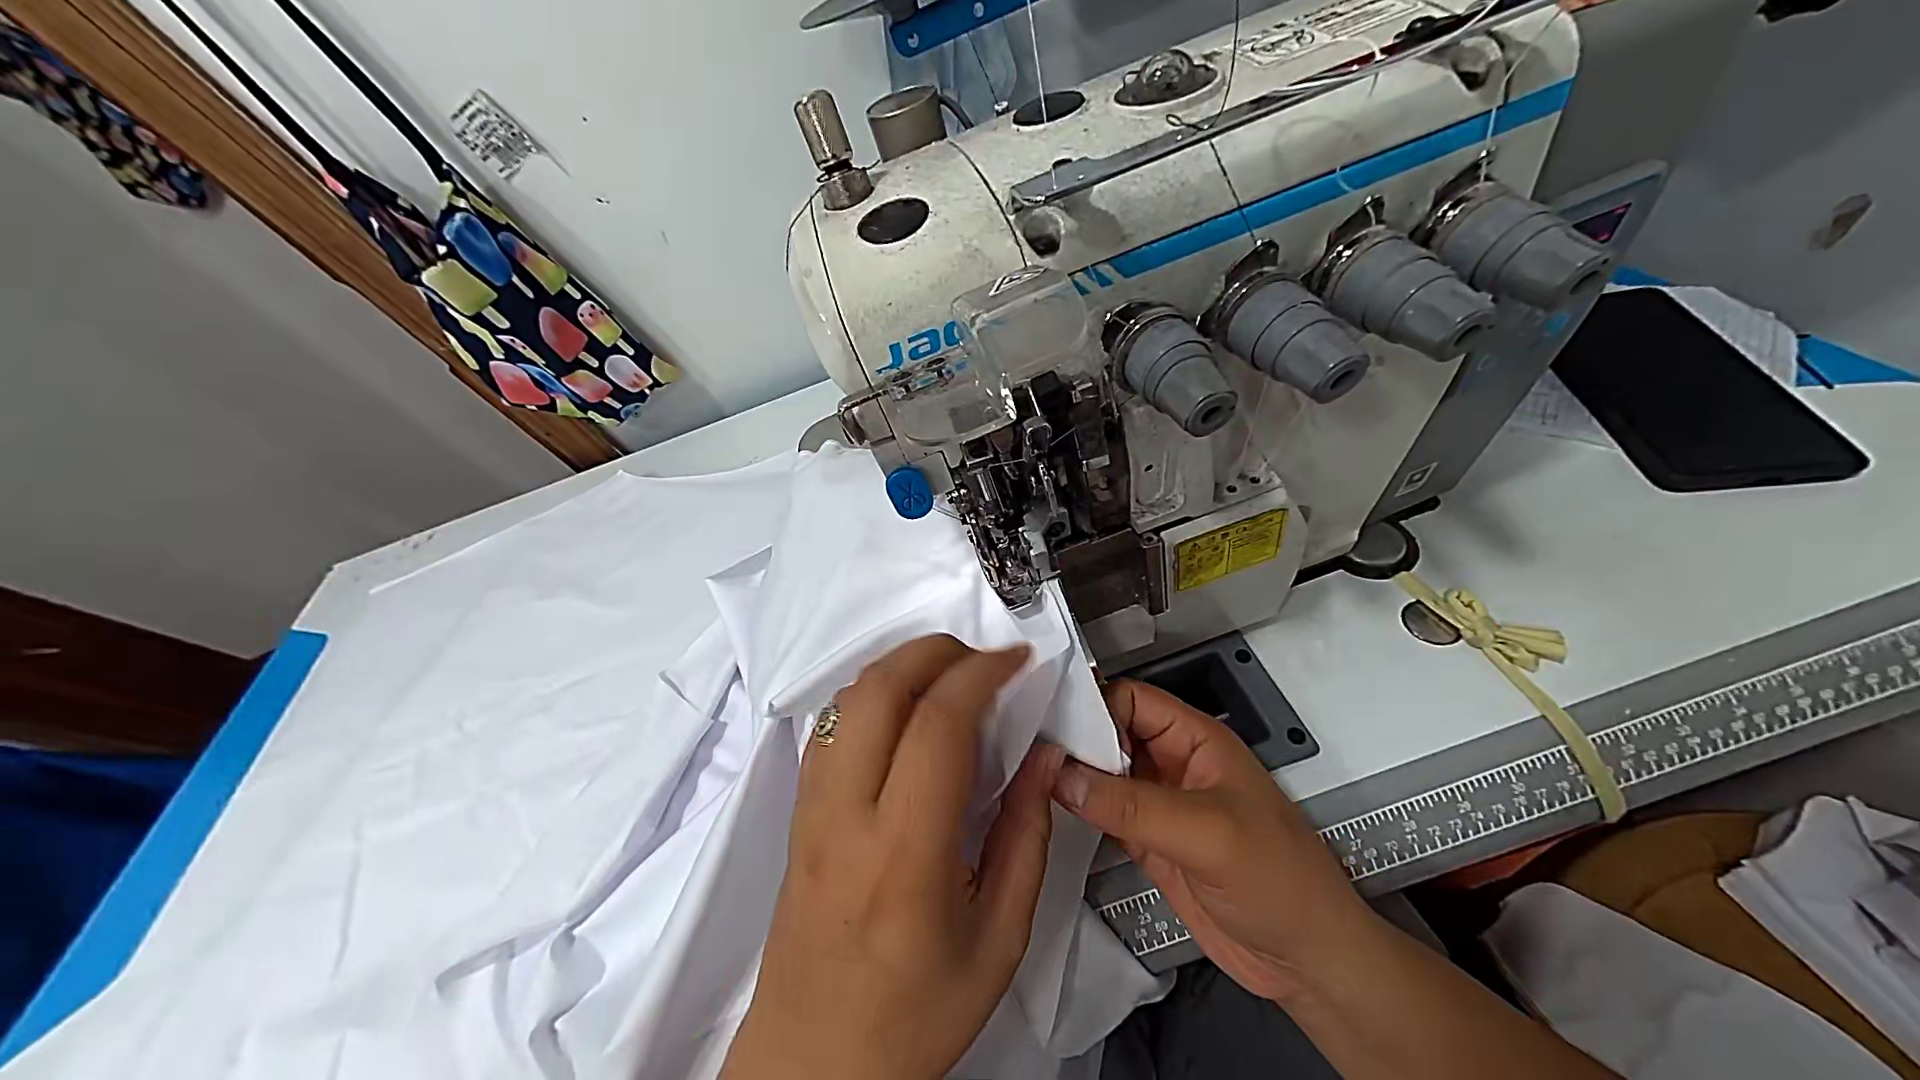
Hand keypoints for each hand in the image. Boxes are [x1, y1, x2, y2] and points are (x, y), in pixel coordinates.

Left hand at [720, 635, 1065, 1079]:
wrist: (814, 1061)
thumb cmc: (909, 1016)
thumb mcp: (998, 938)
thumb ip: (1026, 836)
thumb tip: (1043, 759)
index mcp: (905, 854)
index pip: (939, 724)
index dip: (982, 674)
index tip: (1015, 660)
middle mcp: (845, 818)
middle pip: (880, 689)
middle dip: (936, 650)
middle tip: (981, 657)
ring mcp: (811, 811)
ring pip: (847, 699)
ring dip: (900, 667)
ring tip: (948, 675)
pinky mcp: (797, 814)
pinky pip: (829, 728)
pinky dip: (870, 696)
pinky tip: (904, 711)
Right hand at [1052, 679, 1376, 1002]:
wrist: (1307, 961)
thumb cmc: (1287, 885)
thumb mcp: (1208, 834)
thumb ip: (1133, 805)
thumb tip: (1068, 778)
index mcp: (1197, 741)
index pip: (1131, 700)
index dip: (1093, 706)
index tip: (1055, 724)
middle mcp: (1174, 765)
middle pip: (1110, 732)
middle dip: (1074, 738)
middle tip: (1032, 750)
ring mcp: (1159, 804)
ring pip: (1102, 772)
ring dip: (1072, 774)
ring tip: (1031, 775)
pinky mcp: (1149, 841)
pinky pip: (1103, 812)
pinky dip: (1078, 809)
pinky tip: (1052, 809)